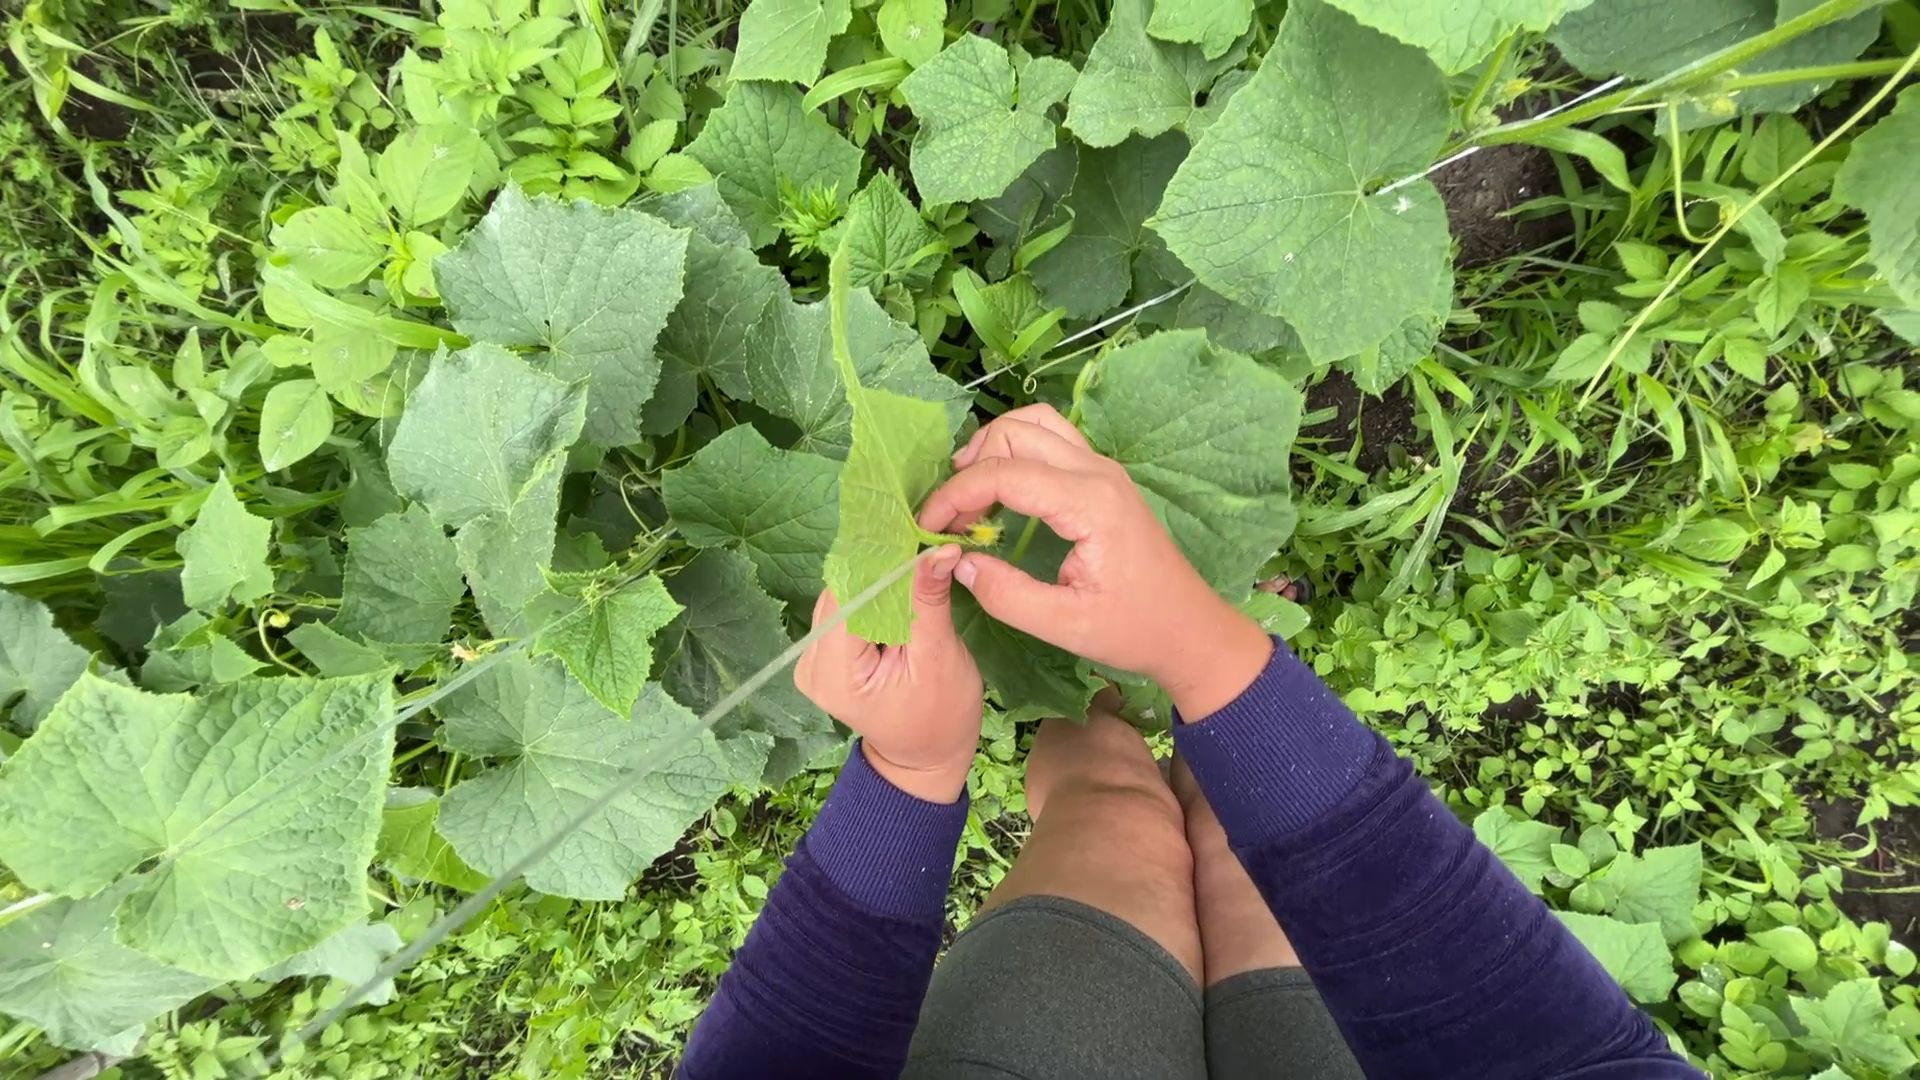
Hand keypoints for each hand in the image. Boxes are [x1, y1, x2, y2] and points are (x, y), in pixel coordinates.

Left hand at [794, 546, 982, 802]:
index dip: (877, 561)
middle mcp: (810, 663)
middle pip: (840, 592)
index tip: (910, 532)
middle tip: (915, 540)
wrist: (927, 757)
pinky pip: (844, 608)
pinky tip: (897, 582)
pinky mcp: (823, 653)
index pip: (848, 596)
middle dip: (878, 566)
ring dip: (875, 576)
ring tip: (910, 556)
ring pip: (841, 594)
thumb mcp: (940, 658)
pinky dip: (870, 592)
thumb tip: (938, 550)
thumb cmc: (940, 717)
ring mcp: (812, 659)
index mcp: (834, 673)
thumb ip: (928, 601)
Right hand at [917, 405, 1270, 719]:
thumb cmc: (1134, 630)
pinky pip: (1051, 438)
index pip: (1004, 473)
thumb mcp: (1065, 625)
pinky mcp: (1102, 476)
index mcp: (1089, 503)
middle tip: (950, 516)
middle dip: (971, 467)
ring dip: (992, 446)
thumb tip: (957, 561)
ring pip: (1034, 423)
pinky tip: (1000, 487)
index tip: (928, 527)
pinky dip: (1015, 449)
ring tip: (967, 490)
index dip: (955, 496)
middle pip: (1015, 432)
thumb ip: (1005, 594)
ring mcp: (1102, 468)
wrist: (1190, 628)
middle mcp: (1097, 471)